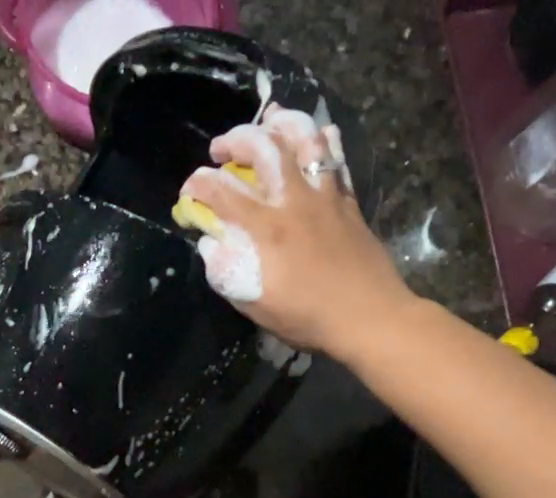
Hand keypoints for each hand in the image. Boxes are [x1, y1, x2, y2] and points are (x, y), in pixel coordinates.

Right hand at [179, 106, 420, 358]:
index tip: (189, 193)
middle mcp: (293, 202)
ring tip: (268, 123)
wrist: (367, 316)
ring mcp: (325, 196)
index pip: (222, 191)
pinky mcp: (347, 201)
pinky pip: (336, 157)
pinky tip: (315, 136)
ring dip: (282, 124)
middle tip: (220, 150)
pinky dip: (323, 139)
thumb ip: (225, 271)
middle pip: (264, 148)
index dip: (198, 184)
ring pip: (305, 139)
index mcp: (264, 230)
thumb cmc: (305, 316)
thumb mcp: (252, 303)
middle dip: (235, 140)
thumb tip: (211, 244)